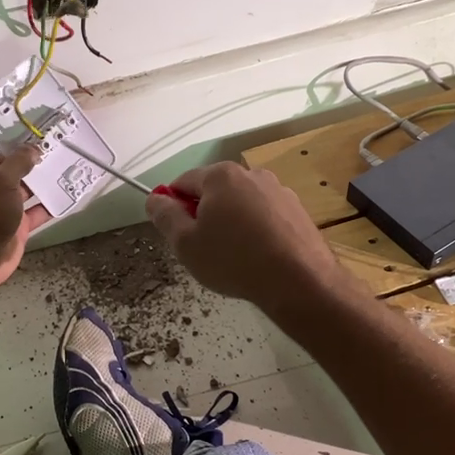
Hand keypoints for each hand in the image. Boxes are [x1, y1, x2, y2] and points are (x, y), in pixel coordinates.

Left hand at [0, 125, 51, 304]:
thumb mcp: (0, 182)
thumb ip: (18, 162)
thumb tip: (33, 148)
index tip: (18, 107)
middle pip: (8, 157)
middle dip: (29, 145)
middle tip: (55, 130)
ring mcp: (1, 203)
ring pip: (25, 183)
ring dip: (43, 173)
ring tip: (67, 155)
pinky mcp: (15, 224)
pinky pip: (35, 209)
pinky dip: (50, 202)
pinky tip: (69, 190)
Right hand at [145, 162, 346, 311]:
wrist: (299, 281)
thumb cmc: (234, 260)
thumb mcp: (186, 243)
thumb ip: (165, 216)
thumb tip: (154, 198)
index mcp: (220, 176)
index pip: (183, 182)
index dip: (173, 207)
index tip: (177, 234)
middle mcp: (251, 174)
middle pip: (214, 191)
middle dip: (204, 215)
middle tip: (204, 250)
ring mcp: (278, 190)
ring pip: (241, 204)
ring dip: (231, 223)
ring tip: (234, 257)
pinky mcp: (297, 210)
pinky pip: (264, 216)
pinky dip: (256, 231)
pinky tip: (259, 257)